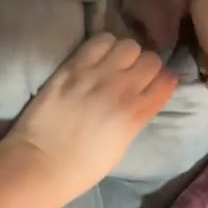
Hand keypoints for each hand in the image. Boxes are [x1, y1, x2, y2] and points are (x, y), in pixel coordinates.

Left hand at [0, 33, 177, 201]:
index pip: (166, 81)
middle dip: (146, 65)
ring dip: (125, 54)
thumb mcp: (122, 145)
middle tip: (133, 74)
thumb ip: (136, 116)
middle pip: (151, 59)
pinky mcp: (72, 67)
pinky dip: (103, 46)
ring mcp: (96, 75)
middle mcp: (122, 90)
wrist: (41, 164)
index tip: (155, 85)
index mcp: (136, 114)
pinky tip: (96, 57)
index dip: (163, 81)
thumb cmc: (83, 166)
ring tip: (114, 63)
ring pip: (128, 45)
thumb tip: (142, 98)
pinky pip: (99, 41)